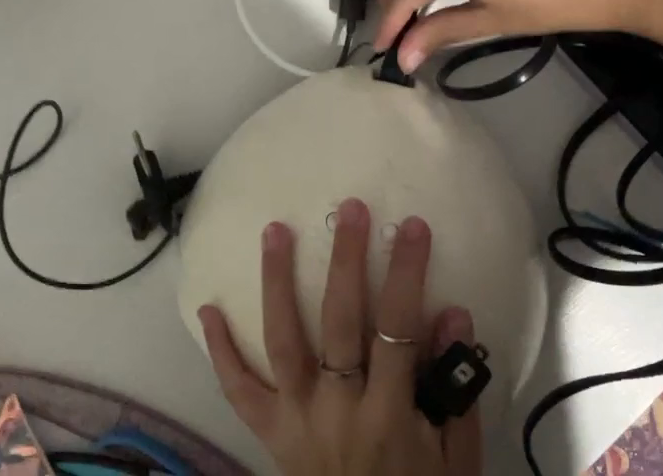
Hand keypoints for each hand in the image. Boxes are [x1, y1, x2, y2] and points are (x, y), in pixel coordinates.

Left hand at [198, 200, 481, 475]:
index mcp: (390, 416)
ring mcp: (296, 419)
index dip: (408, 274)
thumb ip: (455, 389)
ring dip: (278, 283)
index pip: (400, 330)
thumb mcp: (455, 457)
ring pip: (283, 340)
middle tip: (350, 210)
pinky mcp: (269, 433)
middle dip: (348, 261)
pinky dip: (220, 351)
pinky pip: (238, 391)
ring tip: (274, 231)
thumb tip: (451, 315)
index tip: (413, 227)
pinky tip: (208, 309)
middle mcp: (338, 409)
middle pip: (341, 323)